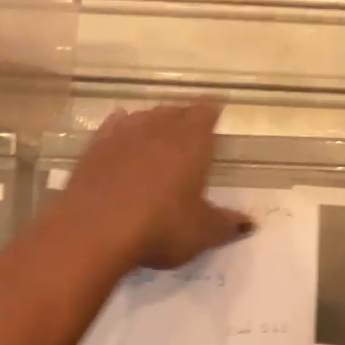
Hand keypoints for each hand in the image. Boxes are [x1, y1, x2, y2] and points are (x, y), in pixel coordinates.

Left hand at [50, 101, 253, 272]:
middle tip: (190, 130)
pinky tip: (122, 132)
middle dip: (184, 117)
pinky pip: (114, 126)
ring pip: (144, 116)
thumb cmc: (160, 228)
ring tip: (159, 133)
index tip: (215, 113)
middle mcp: (158, 128)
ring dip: (154, 121)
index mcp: (191, 141)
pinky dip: (122, 127)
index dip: (211, 112)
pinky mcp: (94, 147)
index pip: (206, 113)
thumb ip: (227, 225)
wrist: (93, 231)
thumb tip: (250, 223)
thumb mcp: (201, 232)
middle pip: (175, 111)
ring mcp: (123, 134)